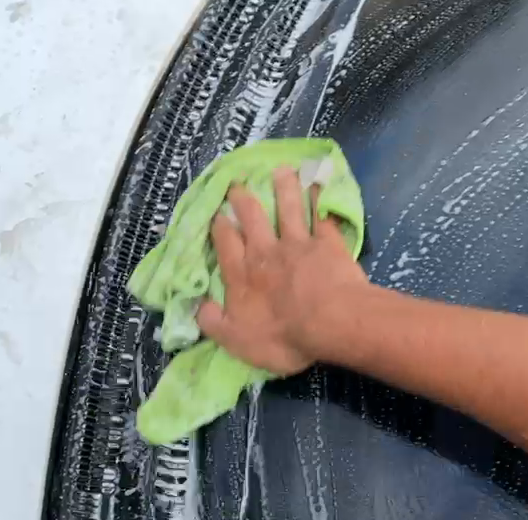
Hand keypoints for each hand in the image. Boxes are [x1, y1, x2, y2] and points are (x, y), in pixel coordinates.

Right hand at [198, 167, 369, 376]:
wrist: (329, 323)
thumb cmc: (281, 337)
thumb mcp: (235, 341)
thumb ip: (213, 323)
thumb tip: (198, 307)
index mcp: (241, 275)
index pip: (225, 244)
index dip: (219, 228)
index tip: (217, 215)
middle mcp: (266, 252)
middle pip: (252, 218)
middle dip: (243, 200)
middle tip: (238, 185)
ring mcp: (298, 244)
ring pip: (288, 208)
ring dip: (284, 188)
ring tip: (281, 171)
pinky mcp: (328, 244)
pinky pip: (322, 216)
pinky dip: (320, 199)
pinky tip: (319, 185)